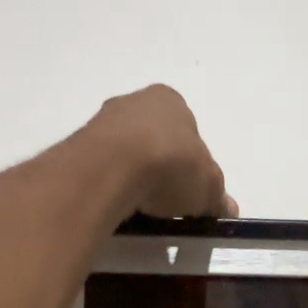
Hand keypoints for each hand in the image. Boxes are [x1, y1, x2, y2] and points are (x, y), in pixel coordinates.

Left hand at [90, 84, 238, 218]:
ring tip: (138, 204)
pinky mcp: (80, 144)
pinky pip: (101, 165)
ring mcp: (103, 120)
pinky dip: (110, 181)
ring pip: (124, 149)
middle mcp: (135, 101)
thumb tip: (227, 208)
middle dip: (158, 164)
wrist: (112, 167)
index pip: (185, 131)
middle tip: (163, 197)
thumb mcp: (207, 186)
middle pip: (152, 137)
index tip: (187, 188)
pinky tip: (116, 201)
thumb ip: (217, 196)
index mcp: (171, 100)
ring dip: (131, 173)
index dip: (189, 161)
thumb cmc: (170, 164)